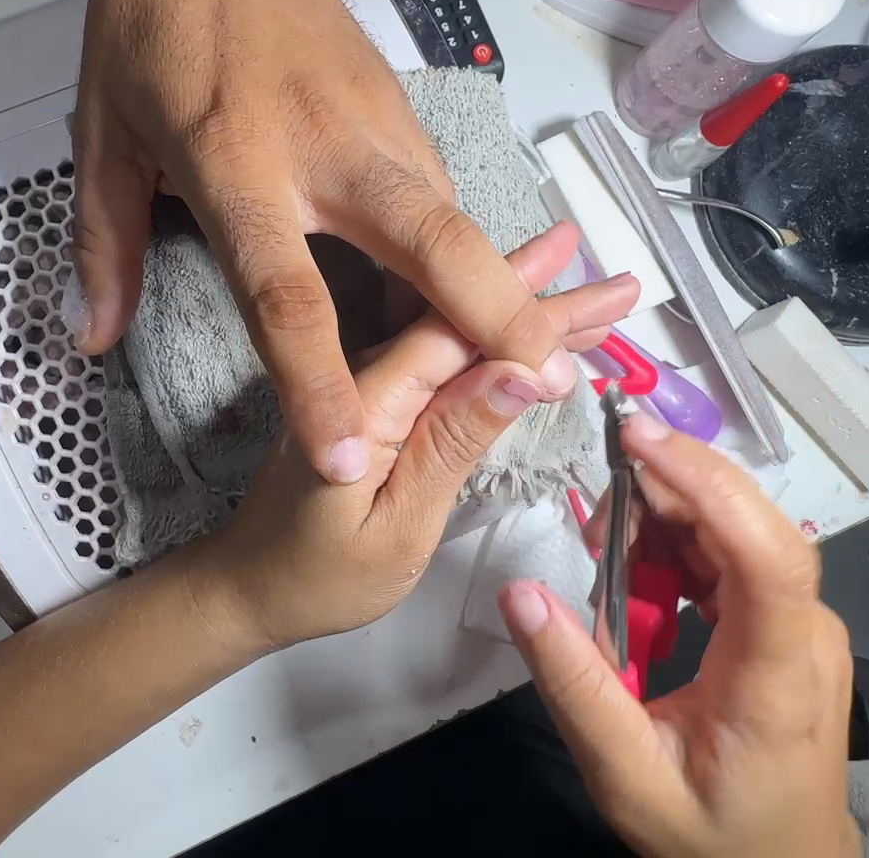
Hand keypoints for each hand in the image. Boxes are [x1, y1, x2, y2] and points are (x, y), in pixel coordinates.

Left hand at [73, 0, 572, 486]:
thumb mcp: (102, 136)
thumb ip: (103, 247)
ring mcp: (374, 123)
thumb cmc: (149, 25)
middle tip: (546, 380)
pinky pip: (437, 196)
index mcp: (236, 164)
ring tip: (531, 354)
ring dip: (495, 287)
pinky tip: (462, 290)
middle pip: (429, 244)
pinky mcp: (398, 107)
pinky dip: (458, 252)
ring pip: (450, 219)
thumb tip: (93, 337)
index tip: (350, 461)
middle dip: (495, 316)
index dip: (318, 385)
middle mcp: (324, 149)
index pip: (286, 296)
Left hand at [187, 222, 638, 650]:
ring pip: (453, 334)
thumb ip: (453, 444)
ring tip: (587, 295)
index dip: (531, 316)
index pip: (457, 337)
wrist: (252, 583)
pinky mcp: (374, 398)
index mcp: (369, 399)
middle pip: (459, 322)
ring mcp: (368, 384)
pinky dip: (486, 345)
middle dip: (542, 300)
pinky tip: (522, 336)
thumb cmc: (321, 576)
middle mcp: (365, 374)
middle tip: (617, 285)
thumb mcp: (397, 525)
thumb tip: (520, 373)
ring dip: (521, 315)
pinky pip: (438, 361)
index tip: (601, 298)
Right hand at [499, 421, 859, 857]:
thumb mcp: (626, 775)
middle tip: (593, 541)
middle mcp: (804, 629)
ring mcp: (796, 619)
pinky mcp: (776, 616)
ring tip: (607, 575)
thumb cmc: (714, 835)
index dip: (707, 484)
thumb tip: (519, 593)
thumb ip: (573, 685)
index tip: (636, 441)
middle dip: (655, 501)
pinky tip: (634, 584)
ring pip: (722, 525)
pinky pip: (719, 550)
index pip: (767, 555)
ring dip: (654, 527)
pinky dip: (666, 549)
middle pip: (735, 521)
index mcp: (779, 674)